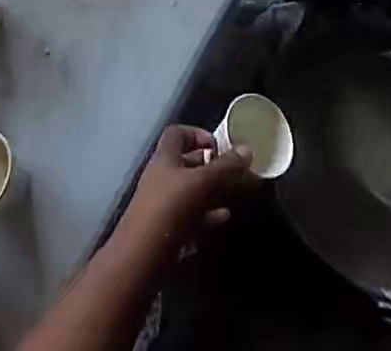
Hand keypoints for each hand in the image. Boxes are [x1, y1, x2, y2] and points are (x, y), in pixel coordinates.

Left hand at [115, 125, 255, 252]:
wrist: (143, 257)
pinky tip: (223, 219)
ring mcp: (162, 205)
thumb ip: (226, 166)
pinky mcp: (166, 230)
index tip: (218, 146)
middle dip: (212, 166)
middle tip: (234, 172)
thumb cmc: (171, 207)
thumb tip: (248, 149)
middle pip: (188, 163)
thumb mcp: (202, 182)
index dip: (197, 134)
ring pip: (191, 192)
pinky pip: (190, 217)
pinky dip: (207, 216)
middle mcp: (161, 177)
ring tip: (234, 195)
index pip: (177, 133)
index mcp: (164, 157)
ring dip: (212, 192)